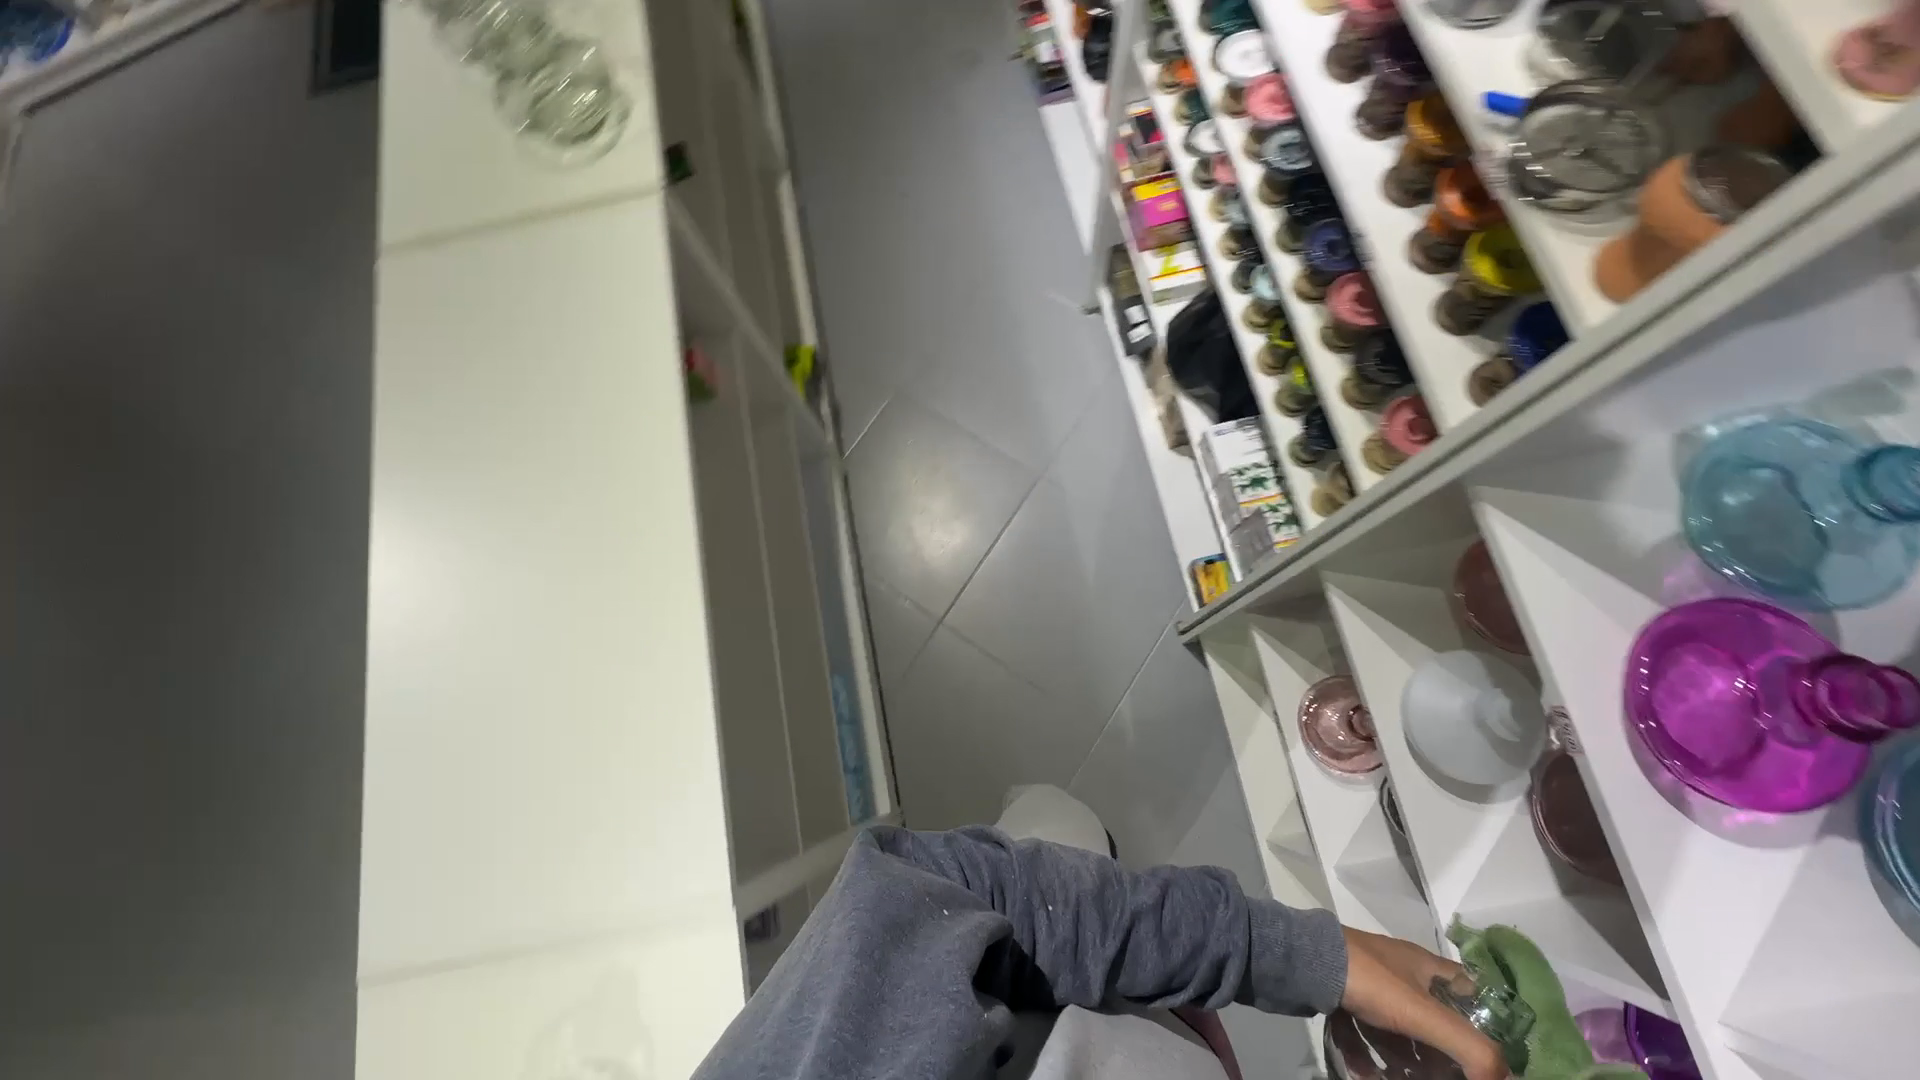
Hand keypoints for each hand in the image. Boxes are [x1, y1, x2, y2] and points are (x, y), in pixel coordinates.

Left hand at [1338, 928, 1509, 1079]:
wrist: (1302, 960)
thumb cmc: (1371, 981)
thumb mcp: (1426, 1015)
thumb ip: (1472, 1050)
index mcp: (1424, 966)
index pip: (1467, 989)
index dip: (1480, 1021)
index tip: (1482, 1056)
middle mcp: (1397, 971)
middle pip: (1428, 1020)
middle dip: (1433, 1057)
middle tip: (1434, 1078)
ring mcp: (1366, 981)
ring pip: (1392, 1030)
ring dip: (1399, 1063)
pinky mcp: (1339, 993)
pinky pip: (1359, 1031)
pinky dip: (1365, 1056)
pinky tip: (1364, 1075)